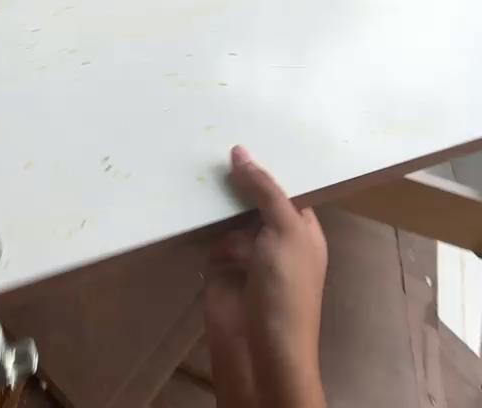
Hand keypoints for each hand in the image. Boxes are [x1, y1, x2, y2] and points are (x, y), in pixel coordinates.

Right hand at [204, 146, 328, 407]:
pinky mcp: (216, 263)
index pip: (284, 187)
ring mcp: (244, 250)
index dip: (266, 162)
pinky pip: (205, 231)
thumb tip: (240, 151)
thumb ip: (264, 190)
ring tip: (191, 151)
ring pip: (226, 211)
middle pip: (252, 196)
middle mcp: (273, 236)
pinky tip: (180, 187)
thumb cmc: (287, 291)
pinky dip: (194, 215)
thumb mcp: (285, 232)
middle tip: (209, 133)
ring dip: (212, 192)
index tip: (243, 128)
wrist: (260, 354)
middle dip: (235, 173)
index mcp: (301, 229)